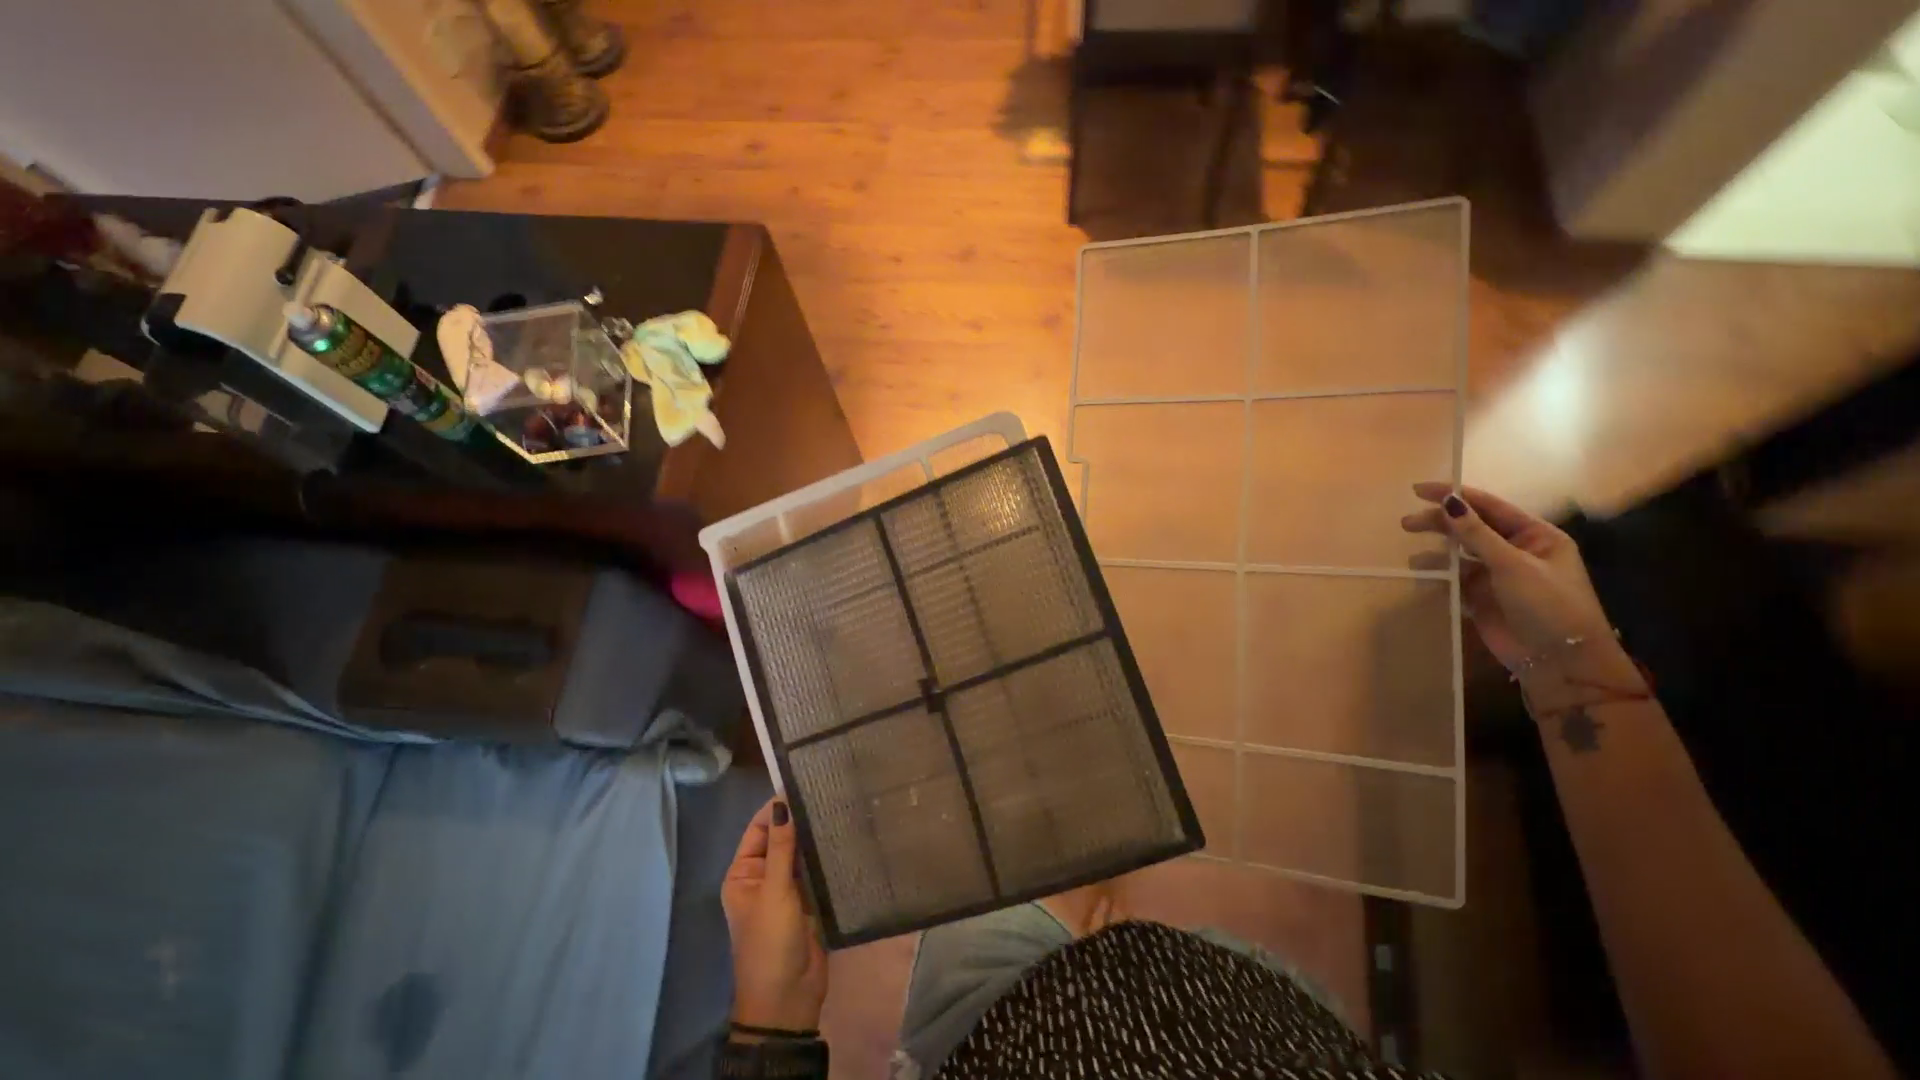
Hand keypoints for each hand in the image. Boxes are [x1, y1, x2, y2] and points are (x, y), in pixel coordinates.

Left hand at [722, 798, 827, 1032]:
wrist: (788, 998)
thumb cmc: (770, 942)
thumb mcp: (774, 892)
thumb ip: (781, 847)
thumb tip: (782, 804)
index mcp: (743, 874)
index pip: (759, 829)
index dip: (777, 808)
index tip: (803, 784)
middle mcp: (763, 879)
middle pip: (781, 840)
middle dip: (800, 821)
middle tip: (831, 792)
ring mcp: (787, 892)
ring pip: (801, 856)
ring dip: (815, 840)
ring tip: (843, 809)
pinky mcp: (810, 904)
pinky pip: (817, 874)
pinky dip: (827, 860)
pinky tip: (847, 840)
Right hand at [1401, 483, 1619, 673]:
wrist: (1558, 660)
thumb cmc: (1547, 604)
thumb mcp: (1513, 564)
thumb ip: (1477, 534)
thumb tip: (1448, 501)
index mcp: (1535, 535)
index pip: (1490, 506)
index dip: (1456, 496)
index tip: (1420, 491)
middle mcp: (1516, 550)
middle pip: (1472, 527)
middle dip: (1441, 521)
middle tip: (1408, 523)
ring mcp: (1497, 575)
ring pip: (1461, 552)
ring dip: (1436, 546)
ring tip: (1409, 543)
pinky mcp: (1481, 597)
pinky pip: (1455, 577)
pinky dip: (1437, 571)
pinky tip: (1419, 569)